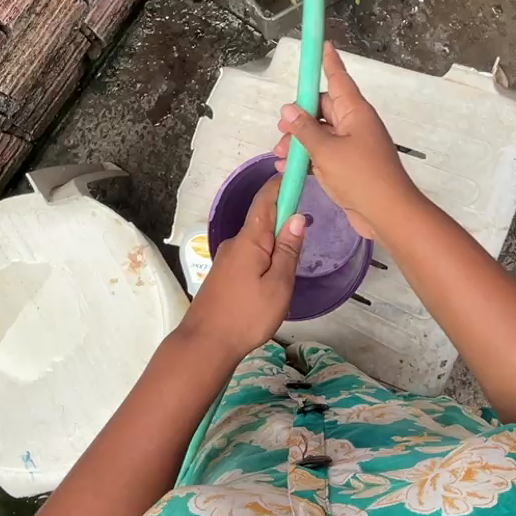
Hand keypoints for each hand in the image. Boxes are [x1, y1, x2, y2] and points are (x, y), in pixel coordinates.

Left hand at [179, 177, 305, 359]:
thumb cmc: (246, 316)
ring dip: (277, 242)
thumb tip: (296, 217)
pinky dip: (267, 257)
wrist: (205, 343)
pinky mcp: (225, 274)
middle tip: (309, 231)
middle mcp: (236, 242)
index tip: (300, 172)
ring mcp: (228, 258)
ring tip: (294, 264)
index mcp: (250, 239)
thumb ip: (289, 251)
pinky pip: (251, 255)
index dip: (284, 182)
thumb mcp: (278, 285)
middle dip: (286, 217)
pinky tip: (275, 278)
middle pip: (264, 219)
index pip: (267, 198)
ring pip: (258, 240)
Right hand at [274, 42, 421, 239]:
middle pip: (322, 109)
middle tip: (280, 129)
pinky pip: (323, 153)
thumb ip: (305, 129)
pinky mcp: (348, 165)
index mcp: (354, 112)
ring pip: (319, 133)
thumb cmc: (361, 176)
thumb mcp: (326, 151)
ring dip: (298, 142)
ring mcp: (352, 145)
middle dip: (298, 117)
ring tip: (280, 156)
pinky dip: (306, 158)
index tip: (322, 44)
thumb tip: (289, 109)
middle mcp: (354, 123)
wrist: (387, 213)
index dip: (328, 62)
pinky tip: (288, 169)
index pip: (338, 79)